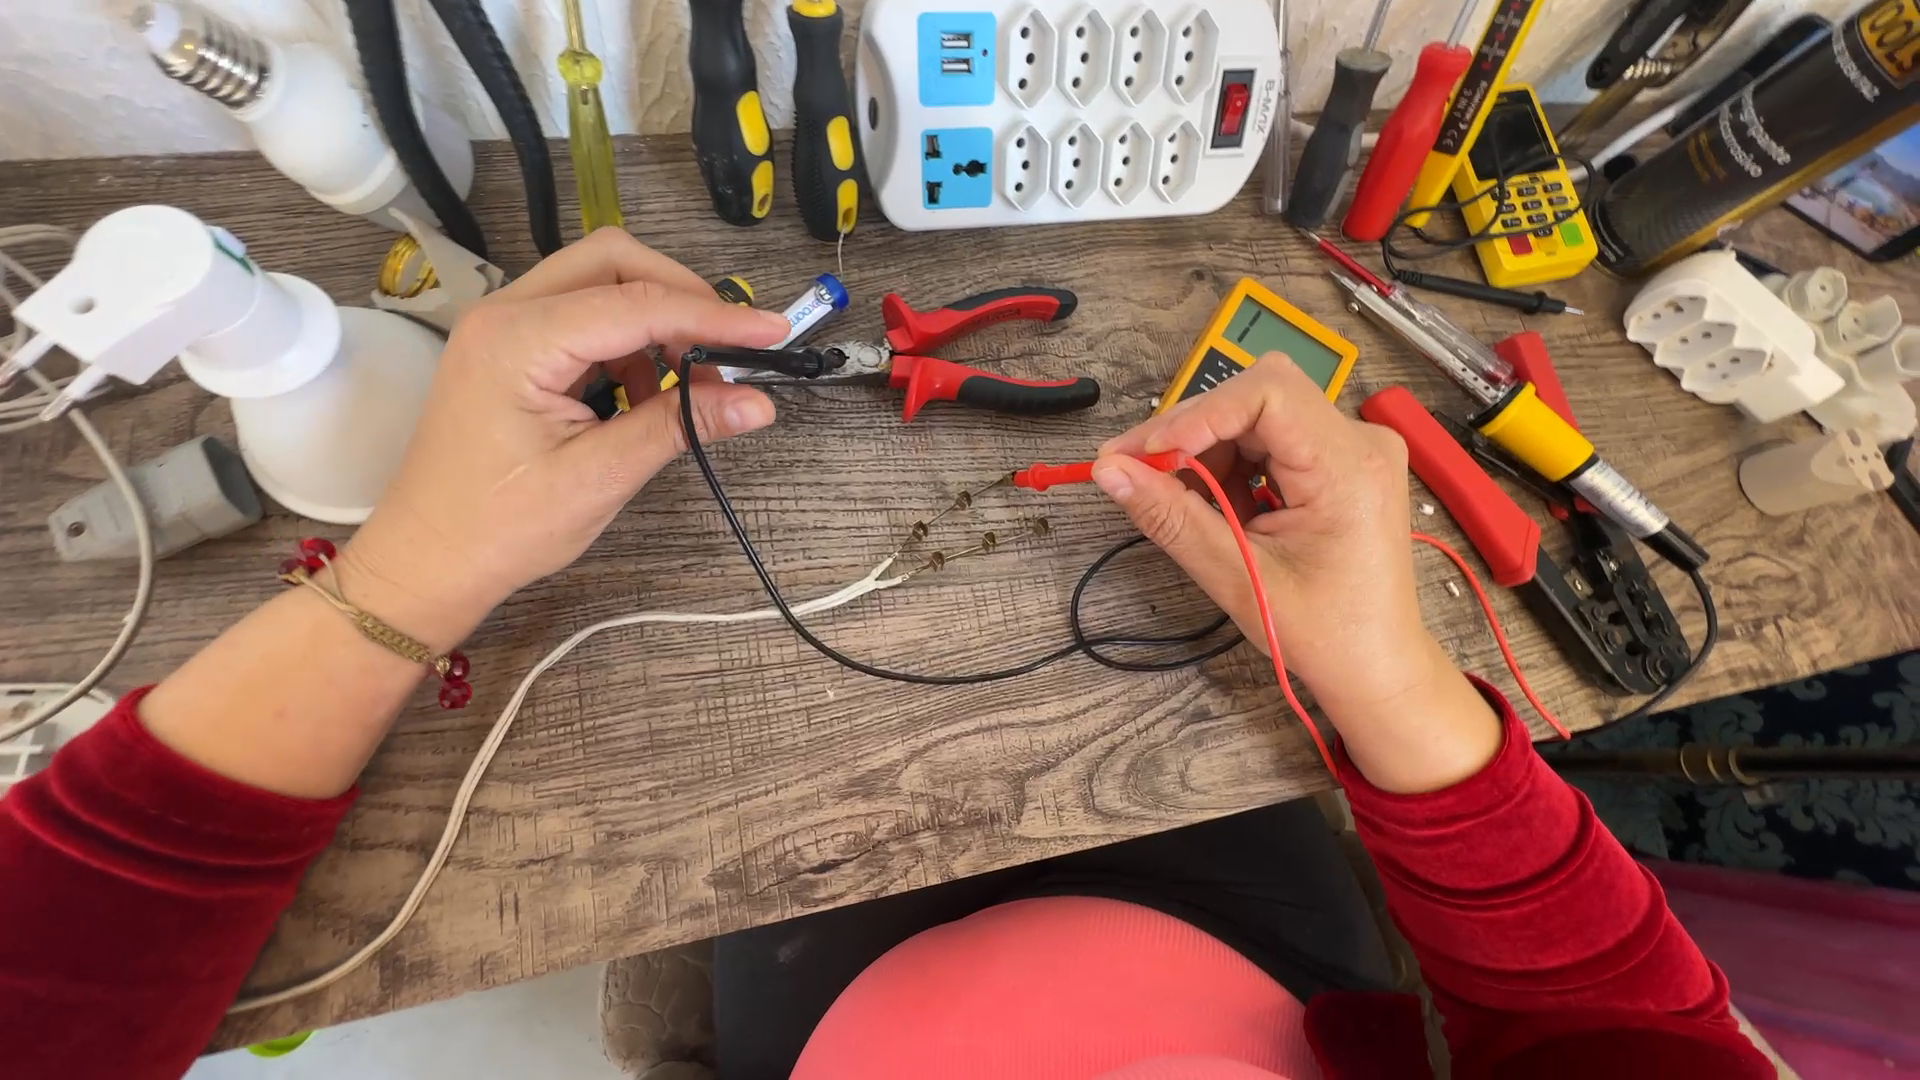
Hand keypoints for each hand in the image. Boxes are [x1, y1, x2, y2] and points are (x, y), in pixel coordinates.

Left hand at [336, 228, 791, 647]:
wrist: (432, 558)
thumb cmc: (505, 526)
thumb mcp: (602, 477)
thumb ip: (680, 426)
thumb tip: (759, 402)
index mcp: (519, 340)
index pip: (638, 304)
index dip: (715, 316)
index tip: (774, 331)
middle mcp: (509, 314)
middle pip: (615, 262)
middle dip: (683, 296)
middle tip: (730, 348)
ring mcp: (510, 328)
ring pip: (604, 284)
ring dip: (660, 322)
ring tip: (692, 383)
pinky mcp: (520, 350)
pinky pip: (591, 320)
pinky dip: (635, 346)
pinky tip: (649, 395)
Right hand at [1093, 356, 1499, 790]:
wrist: (1374, 665)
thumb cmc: (1320, 632)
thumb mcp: (1235, 575)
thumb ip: (1170, 517)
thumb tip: (1108, 471)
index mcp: (1348, 467)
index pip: (1268, 394)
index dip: (1196, 414)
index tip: (1142, 454)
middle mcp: (1357, 441)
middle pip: (1256, 399)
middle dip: (1189, 431)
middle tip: (1132, 469)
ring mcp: (1348, 448)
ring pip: (1252, 418)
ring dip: (1203, 452)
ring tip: (1176, 500)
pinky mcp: (1332, 462)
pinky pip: (1264, 441)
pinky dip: (1225, 466)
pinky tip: (1211, 505)